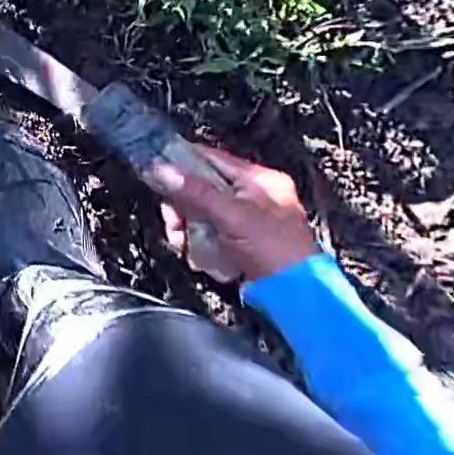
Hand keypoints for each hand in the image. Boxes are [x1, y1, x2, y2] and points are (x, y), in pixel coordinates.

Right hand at [149, 145, 321, 283]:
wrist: (297, 296)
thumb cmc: (274, 252)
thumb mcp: (230, 216)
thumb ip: (195, 192)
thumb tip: (161, 170)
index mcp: (259, 179)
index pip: (210, 158)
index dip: (180, 163)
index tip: (156, 173)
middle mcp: (254, 194)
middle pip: (200, 187)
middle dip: (181, 207)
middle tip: (174, 224)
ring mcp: (248, 218)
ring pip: (201, 211)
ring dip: (187, 228)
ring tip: (185, 244)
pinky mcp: (242, 239)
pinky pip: (209, 230)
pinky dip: (199, 241)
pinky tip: (199, 253)